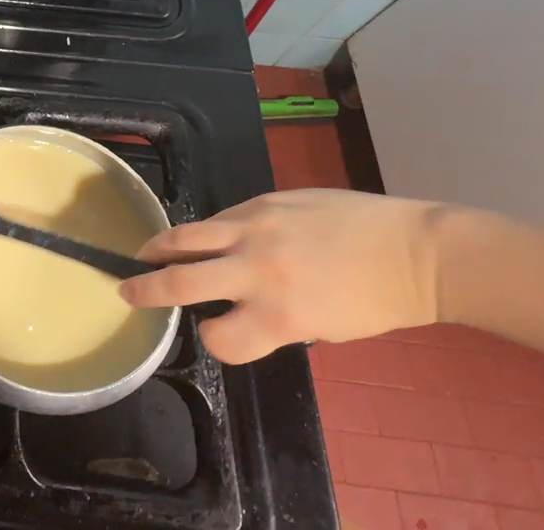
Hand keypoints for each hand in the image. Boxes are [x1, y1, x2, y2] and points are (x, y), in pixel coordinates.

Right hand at [119, 189, 445, 363]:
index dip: (214, 340)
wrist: (416, 252)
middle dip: (147, 290)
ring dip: (158, 248)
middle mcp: (259, 272)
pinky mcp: (263, 203)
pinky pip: (219, 218)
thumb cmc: (377, 302)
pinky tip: (207, 236)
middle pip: (181, 282)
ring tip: (144, 253)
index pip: (219, 339)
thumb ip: (272, 318)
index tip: (216, 333)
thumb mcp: (322, 326)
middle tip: (126, 290)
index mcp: (281, 316)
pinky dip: (206, 231)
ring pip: (185, 238)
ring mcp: (257, 230)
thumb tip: (235, 305)